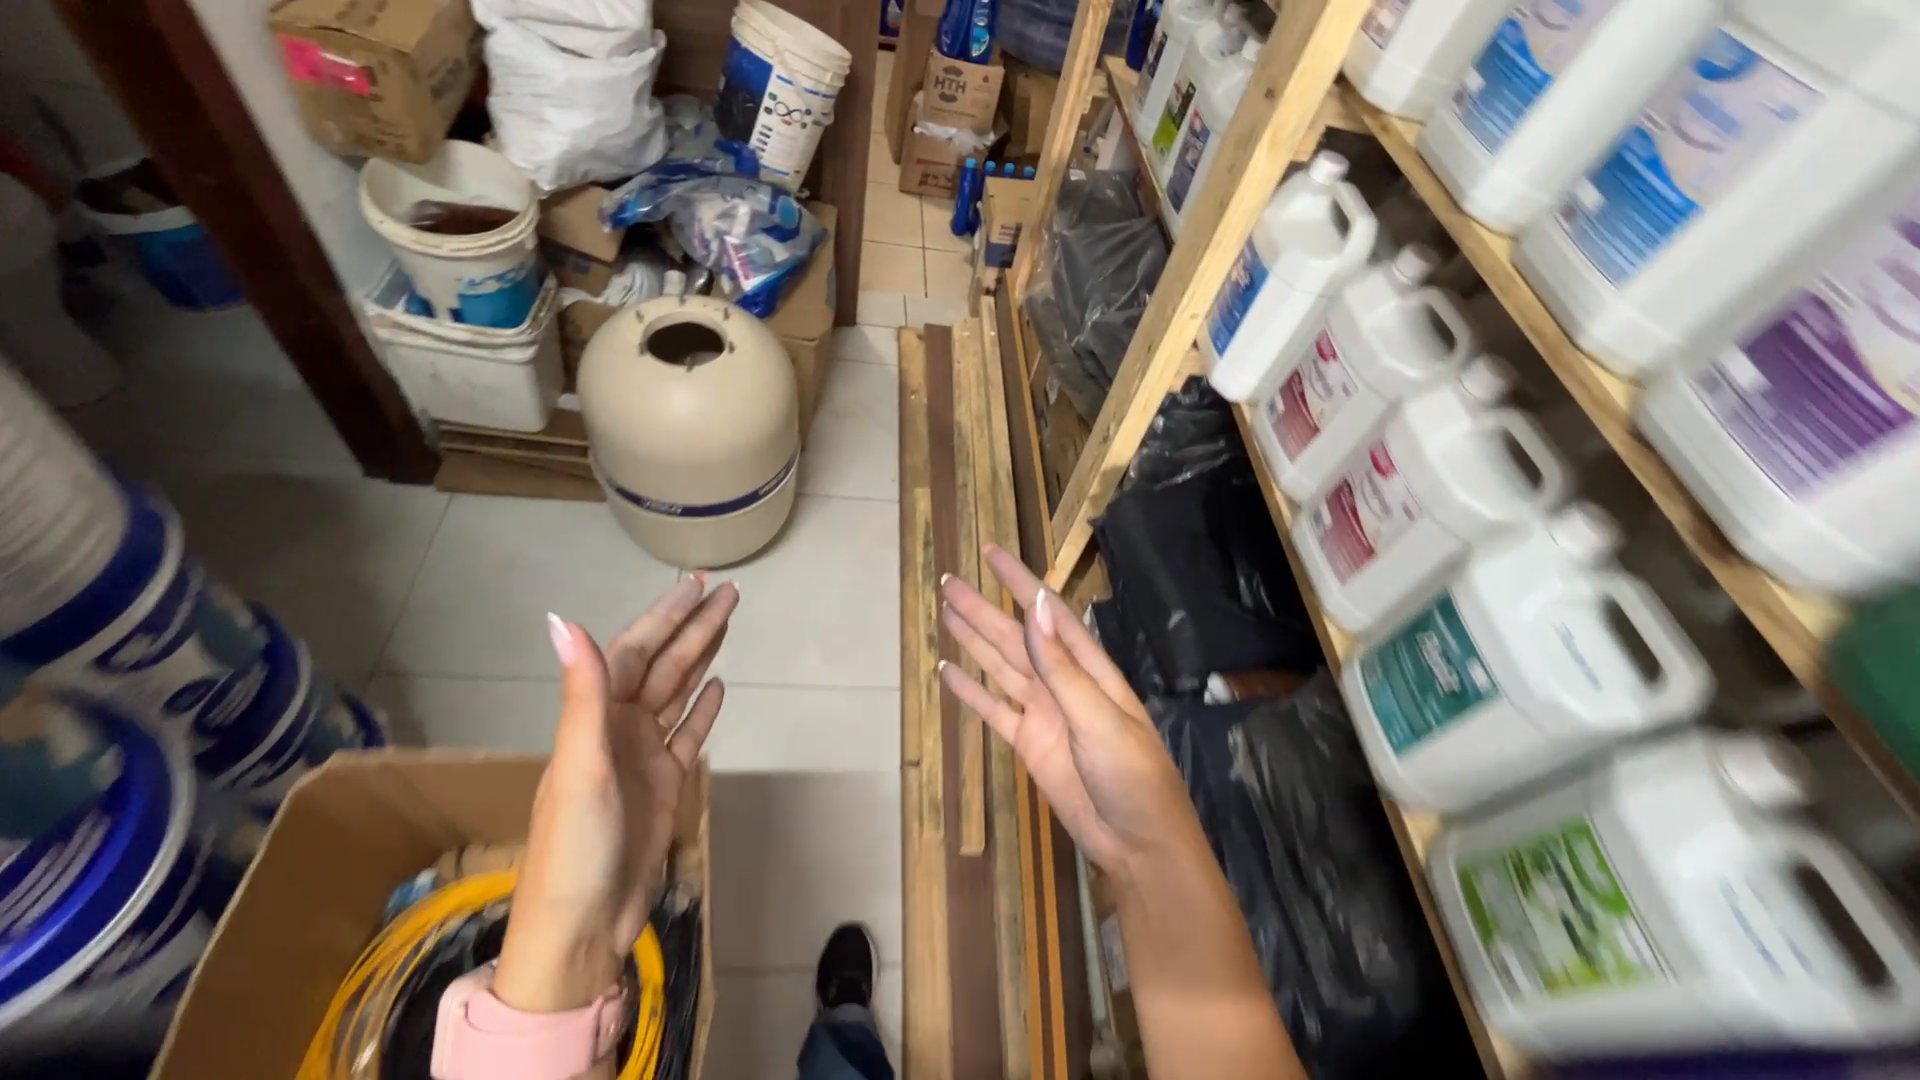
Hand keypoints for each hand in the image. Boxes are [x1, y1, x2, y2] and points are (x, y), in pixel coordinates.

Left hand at [494, 577, 738, 1012]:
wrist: (582, 924)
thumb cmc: (576, 846)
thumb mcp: (579, 766)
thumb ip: (583, 692)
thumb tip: (564, 619)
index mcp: (598, 718)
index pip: (638, 651)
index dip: (665, 616)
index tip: (693, 584)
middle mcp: (621, 727)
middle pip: (664, 664)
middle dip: (693, 626)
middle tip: (726, 591)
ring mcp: (644, 755)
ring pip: (678, 691)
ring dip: (701, 656)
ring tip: (726, 623)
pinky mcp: (665, 784)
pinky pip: (689, 734)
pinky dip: (703, 709)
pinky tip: (718, 687)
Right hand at [939, 546, 1202, 884]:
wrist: (1138, 842)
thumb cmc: (1133, 776)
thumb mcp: (1099, 718)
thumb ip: (1061, 667)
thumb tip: (1034, 608)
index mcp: (1089, 670)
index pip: (1047, 614)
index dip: (1020, 582)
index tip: (992, 553)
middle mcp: (1063, 684)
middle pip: (1016, 638)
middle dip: (983, 609)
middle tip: (948, 581)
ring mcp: (1044, 714)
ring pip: (1001, 667)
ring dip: (974, 640)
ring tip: (945, 611)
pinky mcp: (1029, 744)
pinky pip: (994, 710)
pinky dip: (971, 691)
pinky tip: (948, 671)